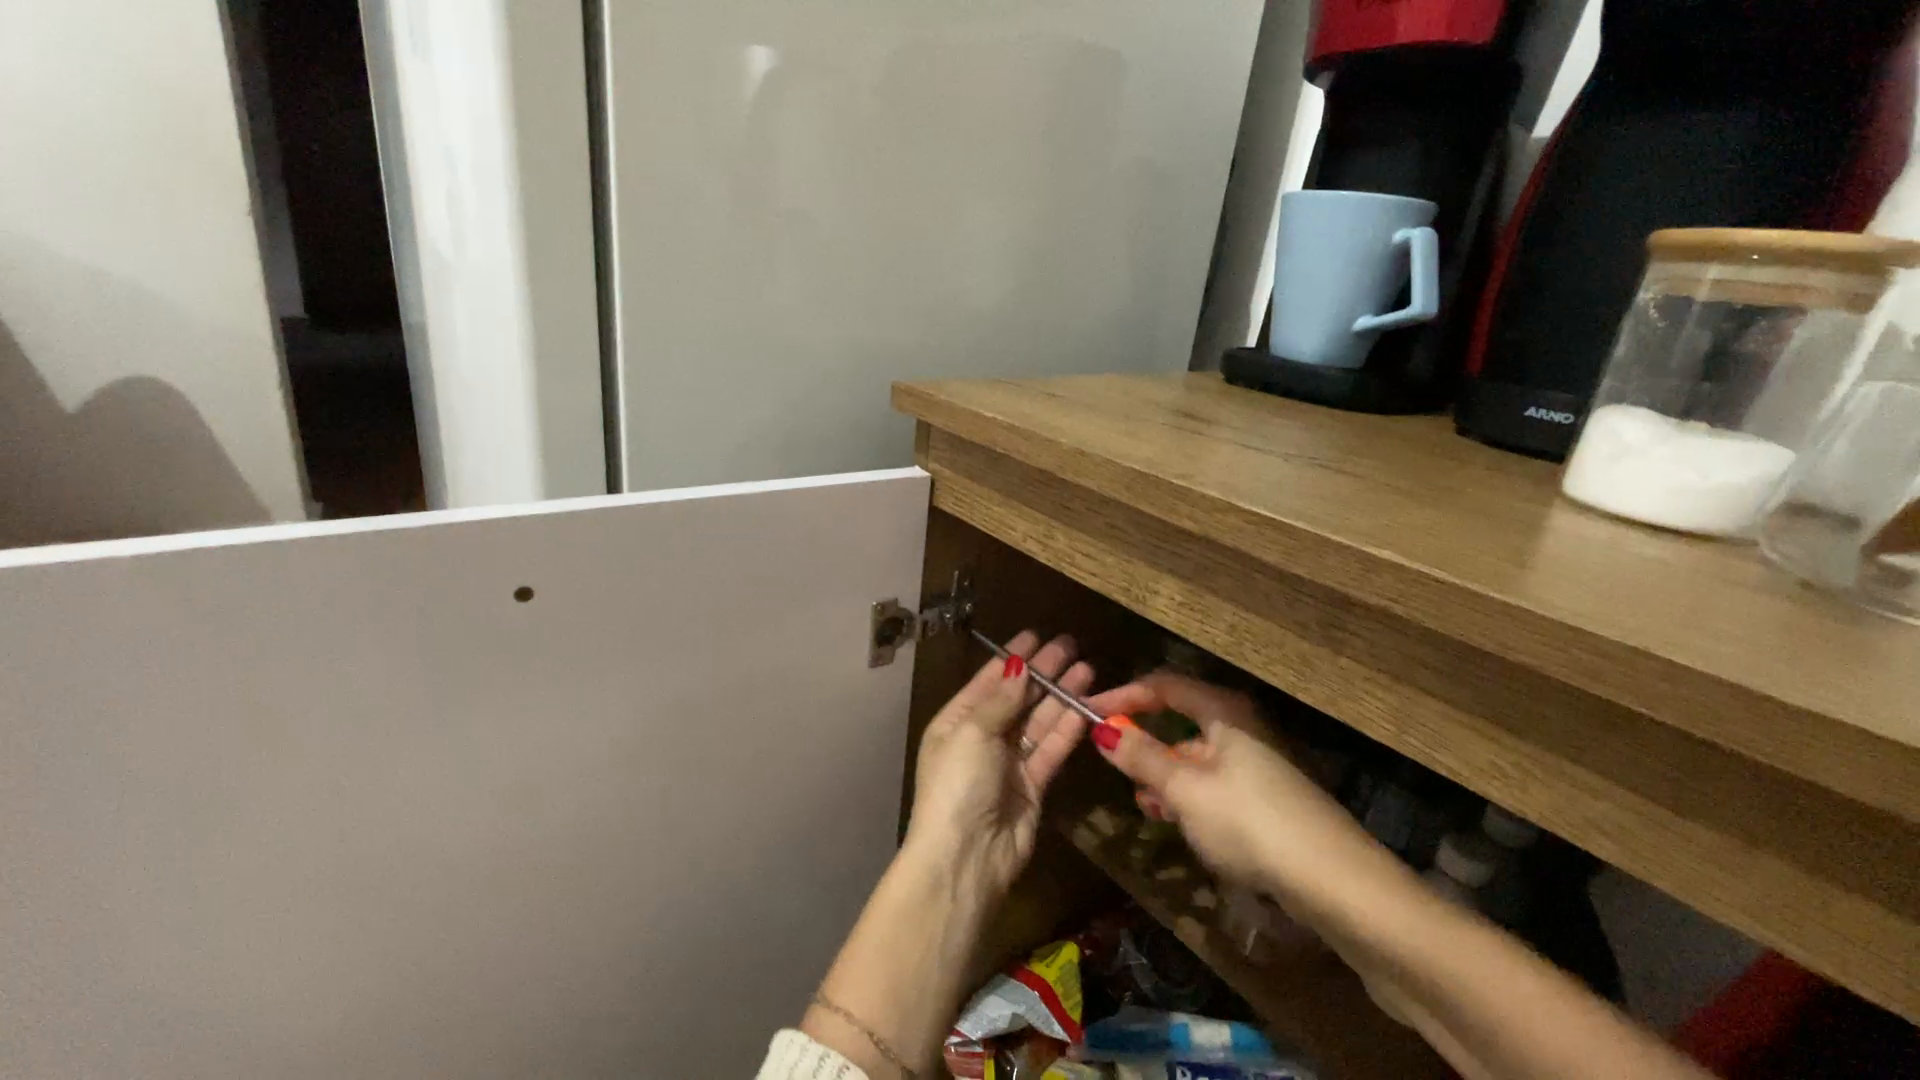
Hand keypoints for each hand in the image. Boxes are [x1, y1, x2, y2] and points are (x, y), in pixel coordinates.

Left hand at [905, 632, 1091, 900]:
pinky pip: (1051, 749)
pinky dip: (1067, 728)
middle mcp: (981, 739)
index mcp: (955, 723)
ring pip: (1038, 721)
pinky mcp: (1033, 786)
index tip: (1036, 634)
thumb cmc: (958, 786)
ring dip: (1061, 695)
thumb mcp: (971, 734)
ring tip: (1087, 668)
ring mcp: (1008, 763)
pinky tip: (1085, 705)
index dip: (1012, 657)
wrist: (966, 858)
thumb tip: (1018, 666)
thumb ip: (1000, 700)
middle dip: (1042, 672)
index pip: (988, 681)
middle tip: (1071, 645)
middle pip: (1017, 698)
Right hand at [1086, 672, 1388, 917]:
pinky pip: (1211, 785)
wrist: (1331, 879)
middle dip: (1143, 745)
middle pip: (1178, 721)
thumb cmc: (1248, 821)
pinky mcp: (1263, 798)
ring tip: (1148, 807)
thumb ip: (1142, 756)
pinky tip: (1179, 824)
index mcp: (1223, 712)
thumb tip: (1104, 729)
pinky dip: (1188, 798)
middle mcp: (1240, 728)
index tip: (1085, 713)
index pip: (1162, 686)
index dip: (1122, 696)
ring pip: (1193, 758)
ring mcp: (1255, 764)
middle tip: (1116, 770)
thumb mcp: (1184, 789)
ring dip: (1164, 778)